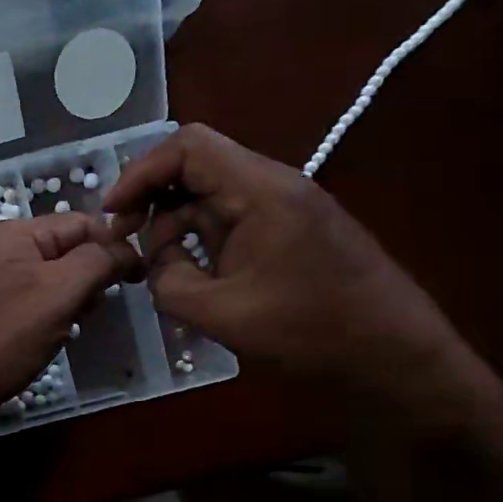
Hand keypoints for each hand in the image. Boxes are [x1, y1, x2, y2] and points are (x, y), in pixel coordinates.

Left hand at [0, 213, 139, 425]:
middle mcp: (0, 251)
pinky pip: (34, 307)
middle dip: (90, 278)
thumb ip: (96, 262)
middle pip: (67, 251)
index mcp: (13, 233)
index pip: (81, 223)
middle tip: (93, 309)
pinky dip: (51, 320)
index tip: (140, 278)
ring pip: (53, 282)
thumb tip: (128, 248)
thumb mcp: (55, 293)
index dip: (115, 245)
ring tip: (71, 328)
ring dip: (72, 303)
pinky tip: (51, 340)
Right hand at [104, 124, 493, 408]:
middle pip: (195, 167)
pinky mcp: (285, 231)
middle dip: (150, 200)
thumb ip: (168, 280)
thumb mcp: (217, 312)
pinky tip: (185, 273)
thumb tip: (155, 263)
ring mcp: (281, 207)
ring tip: (156, 270)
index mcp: (261, 191)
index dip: (140, 173)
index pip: (188, 148)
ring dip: (172, 225)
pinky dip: (196, 239)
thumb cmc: (307, 330)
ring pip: (207, 196)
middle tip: (125, 244)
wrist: (389, 353)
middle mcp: (272, 185)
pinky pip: (227, 219)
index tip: (113, 215)